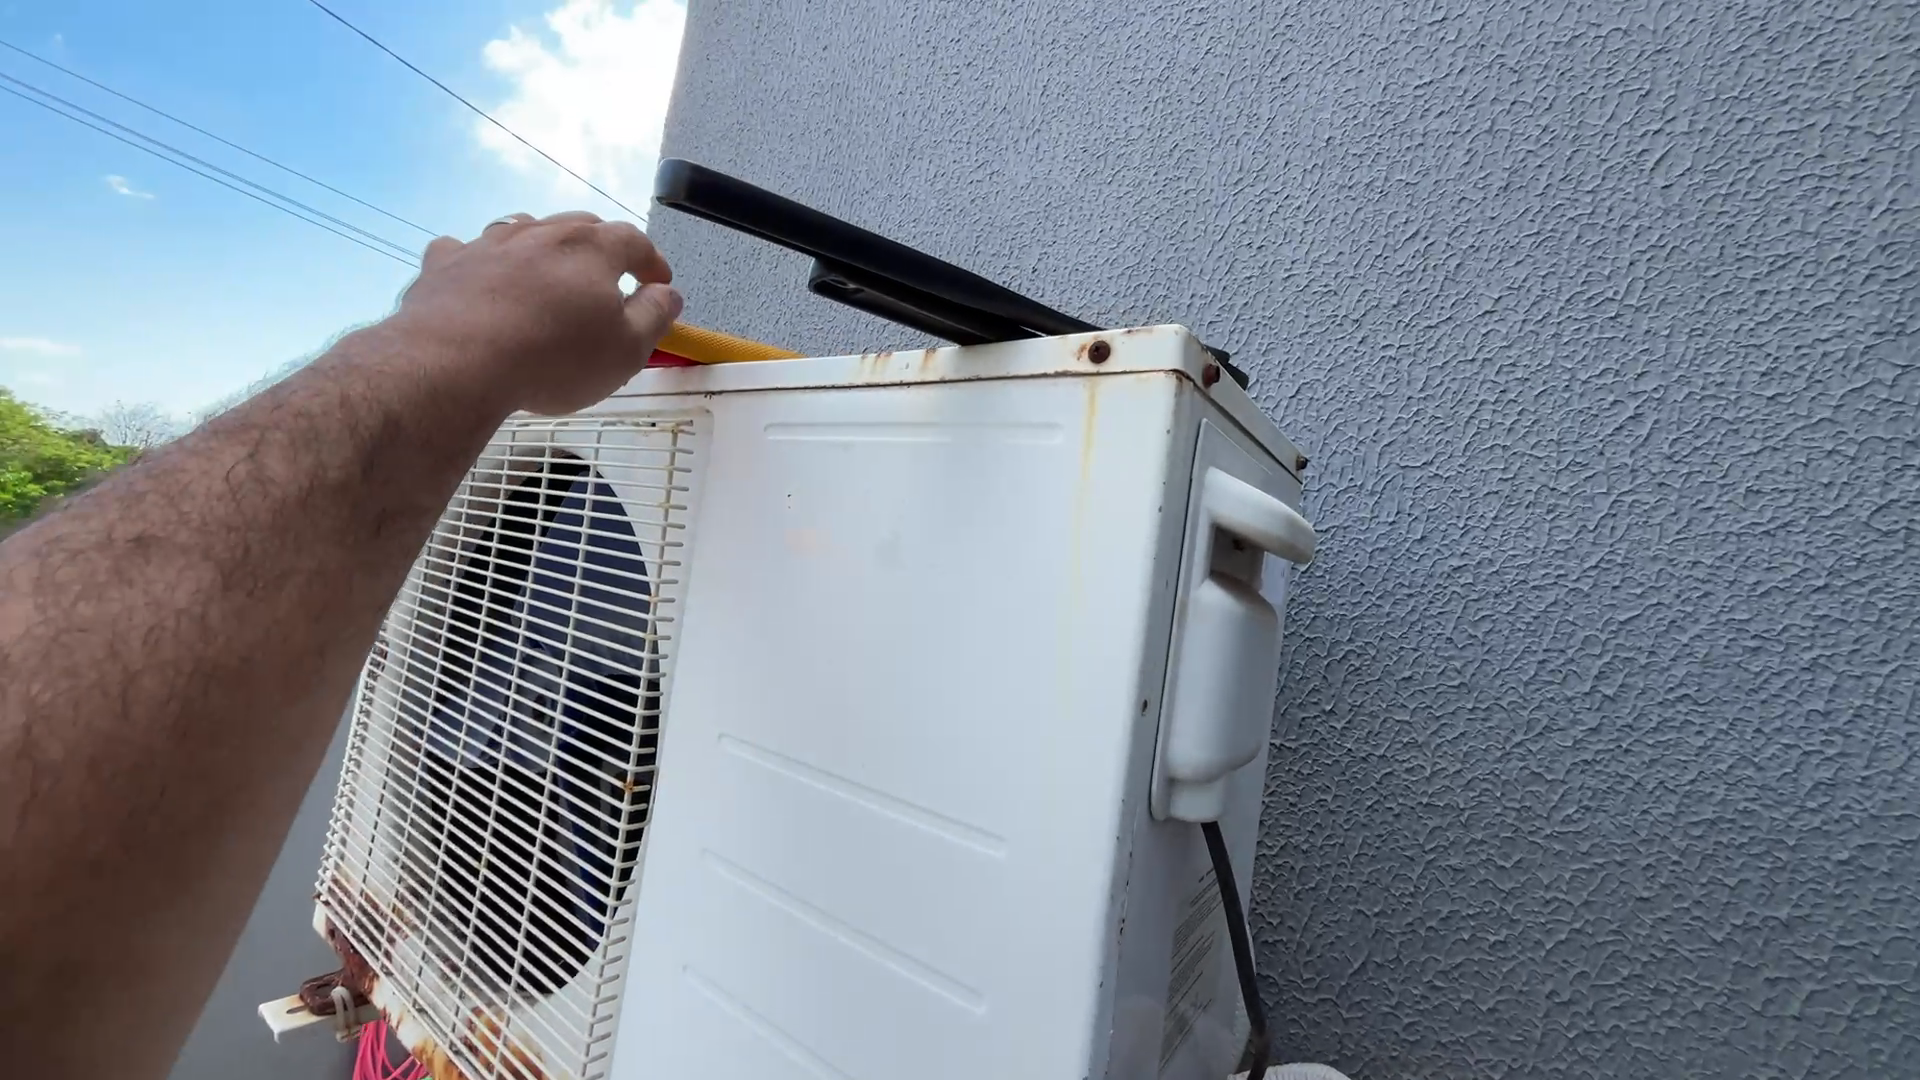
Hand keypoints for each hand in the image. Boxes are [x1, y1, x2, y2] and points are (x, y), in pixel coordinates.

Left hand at [394, 211, 682, 415]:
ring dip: (548, 249)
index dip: (652, 261)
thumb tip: (669, 293)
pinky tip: (487, 279)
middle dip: (603, 249)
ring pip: (528, 230)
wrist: (456, 362)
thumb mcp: (628, 349)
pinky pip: (471, 249)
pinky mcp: (447, 263)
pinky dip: (488, 261)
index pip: (634, 240)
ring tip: (554, 279)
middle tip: (612, 279)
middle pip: (581, 226)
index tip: (659, 284)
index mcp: (592, 249)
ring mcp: (489, 242)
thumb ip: (655, 316)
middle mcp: (542, 233)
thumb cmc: (557, 358)